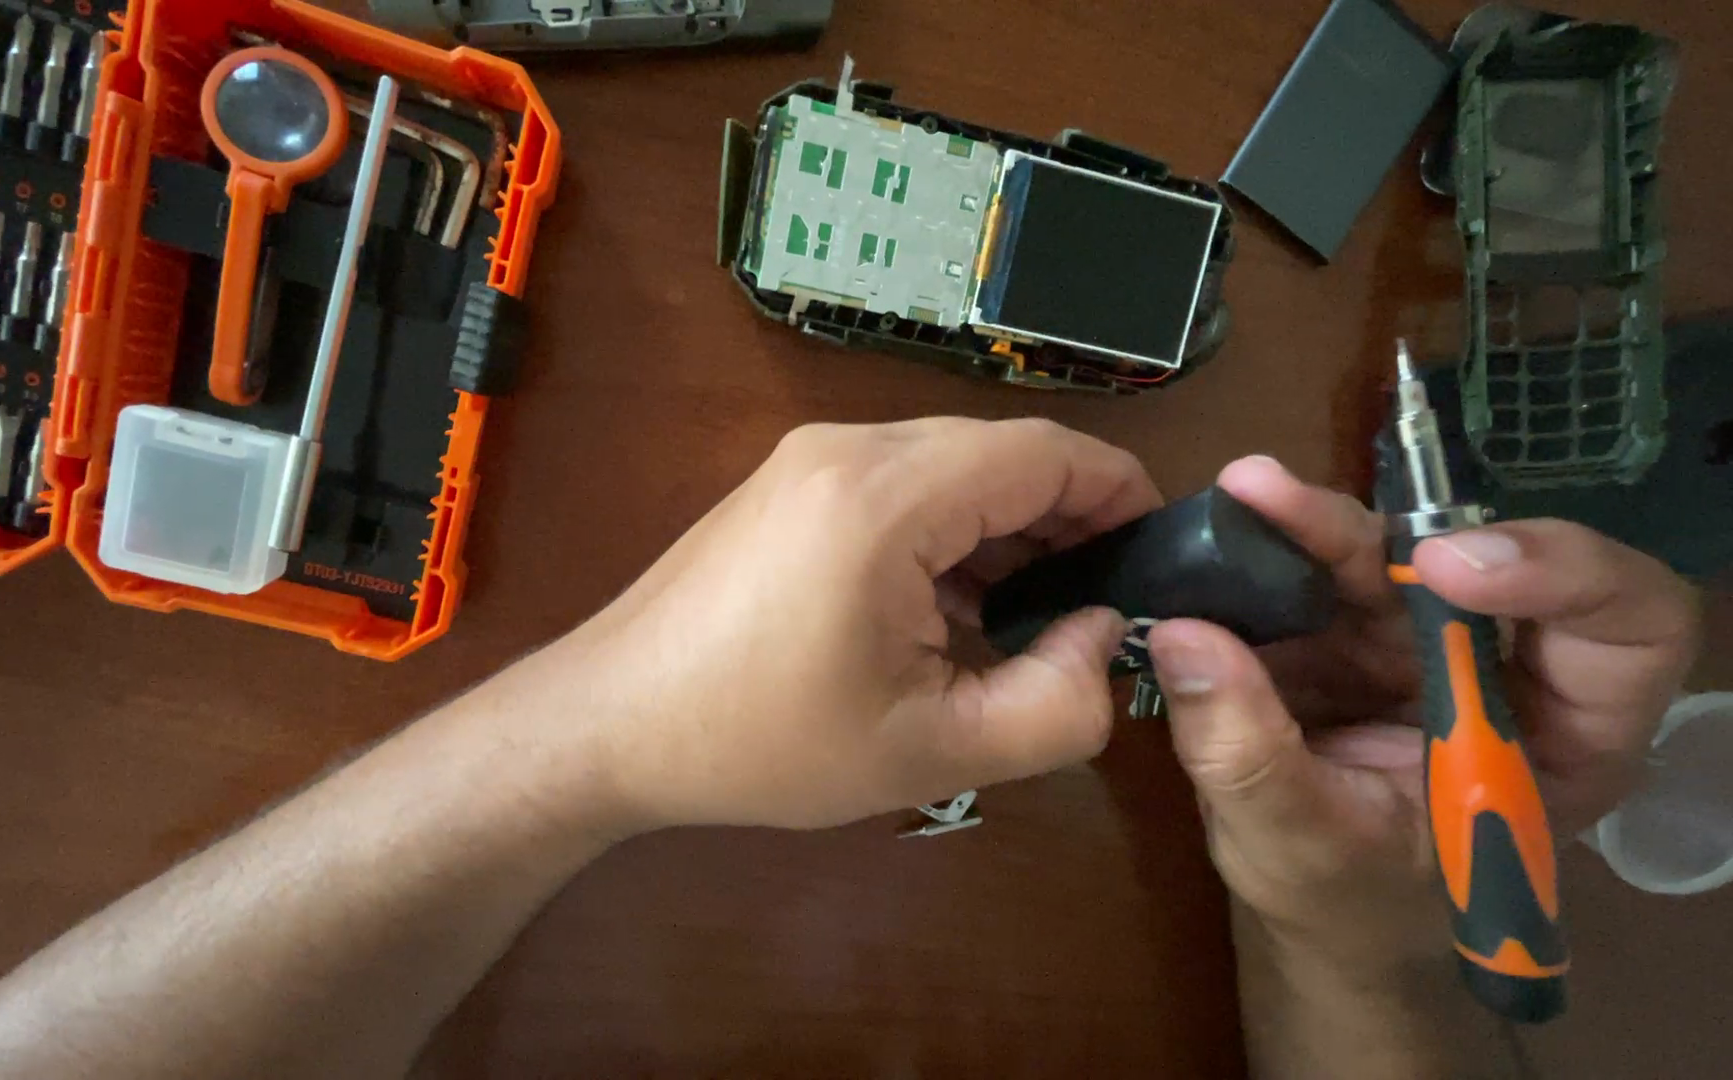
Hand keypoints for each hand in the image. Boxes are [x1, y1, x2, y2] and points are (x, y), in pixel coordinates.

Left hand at [512, 418, 1161, 831]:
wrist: (610, 722)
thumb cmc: (763, 742)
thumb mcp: (932, 750)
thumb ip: (1058, 700)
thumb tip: (1101, 629)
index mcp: (886, 493)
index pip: (1046, 450)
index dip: (1119, 493)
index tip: (1157, 556)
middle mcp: (847, 446)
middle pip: (996, 454)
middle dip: (1064, 519)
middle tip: (1096, 605)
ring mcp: (806, 458)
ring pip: (946, 469)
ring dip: (1000, 531)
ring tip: (1027, 618)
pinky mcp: (784, 484)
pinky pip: (894, 486)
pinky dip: (943, 533)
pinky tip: (946, 607)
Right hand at [1147, 456, 1701, 967]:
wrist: (1304, 893)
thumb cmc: (1337, 891)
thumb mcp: (1295, 841)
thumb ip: (1246, 753)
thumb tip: (1181, 636)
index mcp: (1549, 735)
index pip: (1618, 627)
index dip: (1556, 573)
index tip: (1443, 565)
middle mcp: (1486, 666)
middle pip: (1458, 561)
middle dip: (1363, 526)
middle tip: (1261, 491)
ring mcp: (1401, 641)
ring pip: (1370, 549)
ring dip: (1300, 520)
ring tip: (1233, 495)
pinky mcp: (1328, 629)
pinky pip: (1300, 568)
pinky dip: (1255, 545)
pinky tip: (1209, 534)